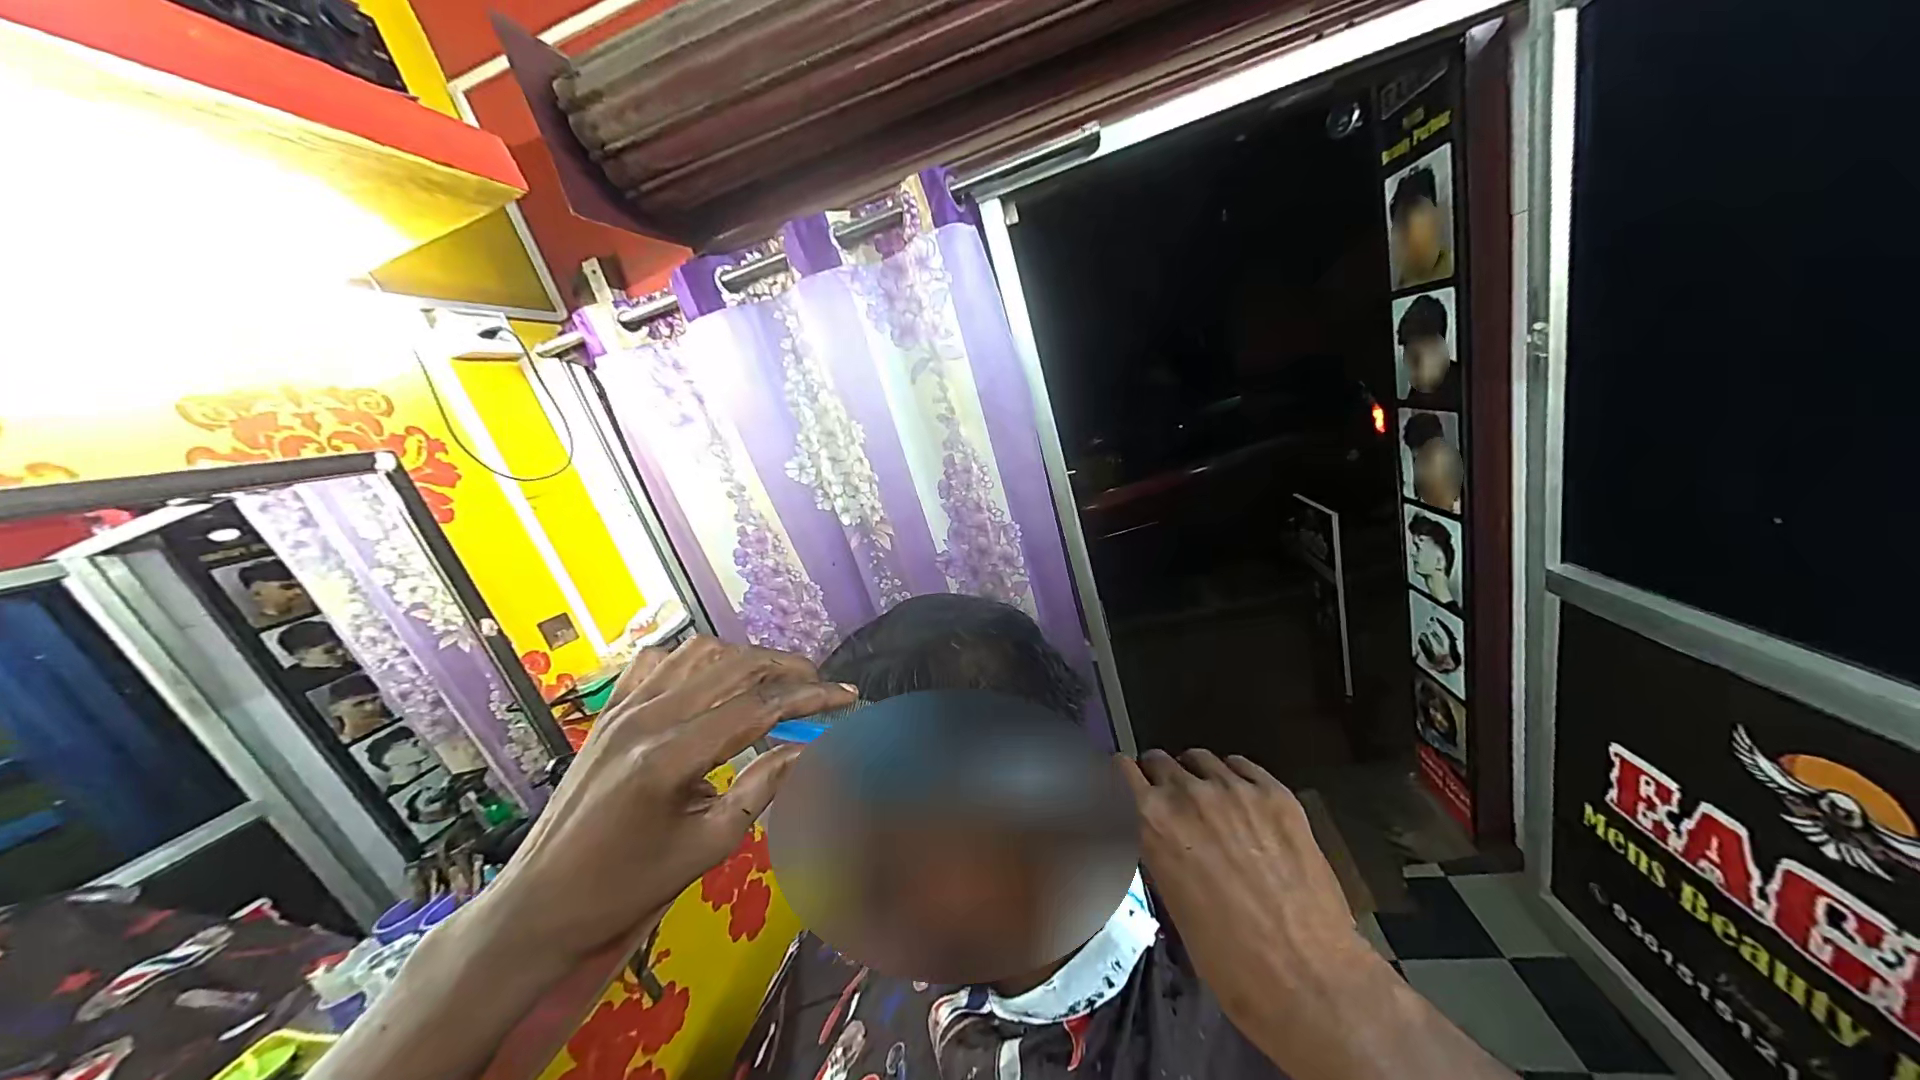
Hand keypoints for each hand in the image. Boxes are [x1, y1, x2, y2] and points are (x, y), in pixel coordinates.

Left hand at [476, 637, 855, 963]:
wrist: (539, 904)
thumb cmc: (624, 888)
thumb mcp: (706, 847)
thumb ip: (763, 788)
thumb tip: (812, 751)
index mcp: (669, 756)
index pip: (758, 707)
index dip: (810, 698)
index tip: (847, 696)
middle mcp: (646, 717)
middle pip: (734, 667)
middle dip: (787, 669)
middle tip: (820, 685)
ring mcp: (622, 707)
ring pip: (699, 654)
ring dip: (746, 659)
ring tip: (777, 679)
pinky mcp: (609, 711)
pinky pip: (659, 661)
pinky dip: (697, 660)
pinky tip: (713, 679)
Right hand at [1120, 749, 1513, 1079]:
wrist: (1308, 978)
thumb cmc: (1230, 959)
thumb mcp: (1170, 899)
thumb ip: (1156, 849)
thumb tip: (1151, 833)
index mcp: (1151, 821)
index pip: (1119, 769)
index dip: (1122, 781)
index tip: (1127, 790)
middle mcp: (1187, 794)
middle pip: (1158, 759)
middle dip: (1159, 780)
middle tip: (1172, 806)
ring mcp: (1235, 790)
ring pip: (1199, 758)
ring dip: (1196, 776)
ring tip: (1209, 803)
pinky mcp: (1276, 795)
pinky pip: (1243, 765)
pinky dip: (1235, 778)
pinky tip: (1243, 802)